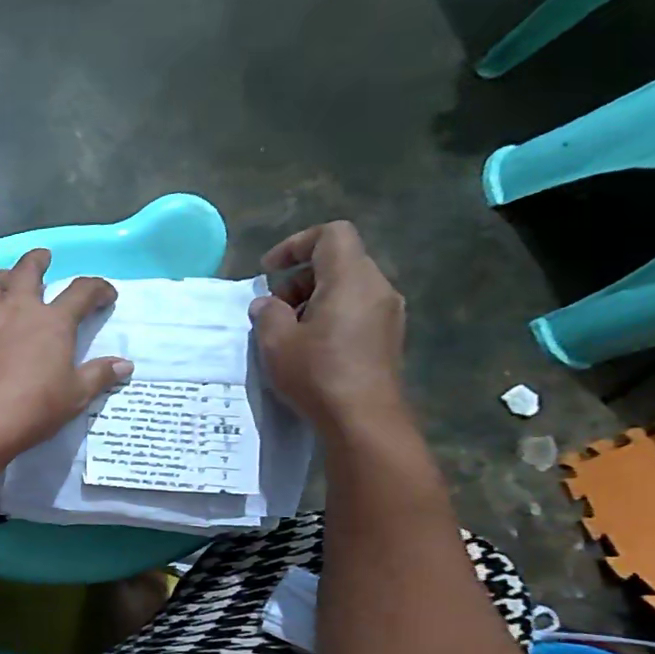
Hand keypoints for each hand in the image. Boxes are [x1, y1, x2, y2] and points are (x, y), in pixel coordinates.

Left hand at [0, 249, 132, 468]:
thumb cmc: (33, 408)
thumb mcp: (75, 396)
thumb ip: (99, 376)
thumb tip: (125, 365)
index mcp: (54, 322)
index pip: (82, 291)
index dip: (98, 289)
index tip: (106, 296)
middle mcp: (19, 311)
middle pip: (27, 271)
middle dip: (38, 260)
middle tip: (44, 258)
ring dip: (0, 275)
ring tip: (6, 278)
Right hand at [250, 222, 407, 434]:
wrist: (363, 419)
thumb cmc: (317, 374)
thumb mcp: (276, 342)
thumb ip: (267, 314)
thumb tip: (267, 303)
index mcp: (351, 279)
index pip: (331, 234)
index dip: (296, 244)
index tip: (269, 269)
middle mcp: (377, 287)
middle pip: (339, 260)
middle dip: (300, 278)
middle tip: (273, 309)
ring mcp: (388, 312)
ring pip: (347, 286)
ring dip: (313, 299)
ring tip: (288, 331)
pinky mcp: (388, 336)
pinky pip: (357, 309)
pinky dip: (330, 315)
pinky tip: (310, 346)